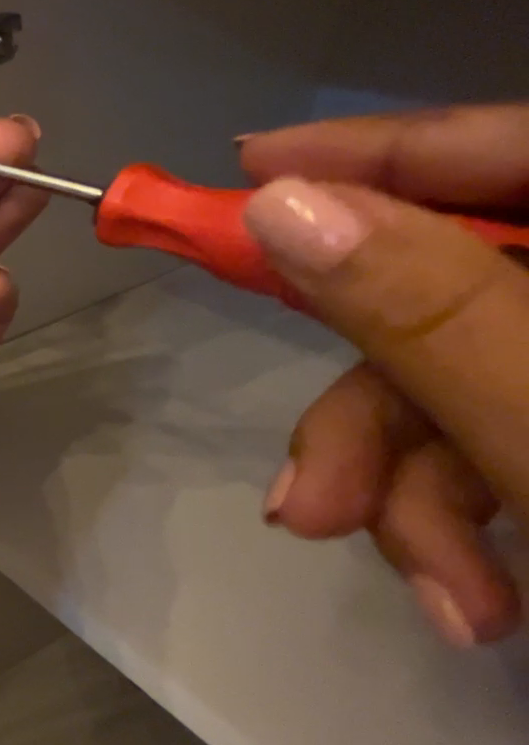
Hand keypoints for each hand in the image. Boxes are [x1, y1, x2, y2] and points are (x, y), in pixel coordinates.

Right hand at [240, 103, 528, 646]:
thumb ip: (435, 313)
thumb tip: (281, 205)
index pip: (523, 148)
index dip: (379, 152)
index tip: (244, 170)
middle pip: (467, 298)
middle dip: (374, 407)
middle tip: (304, 488)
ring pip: (465, 383)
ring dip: (406, 486)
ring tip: (431, 588)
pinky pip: (500, 440)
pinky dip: (459, 516)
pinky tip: (469, 596)